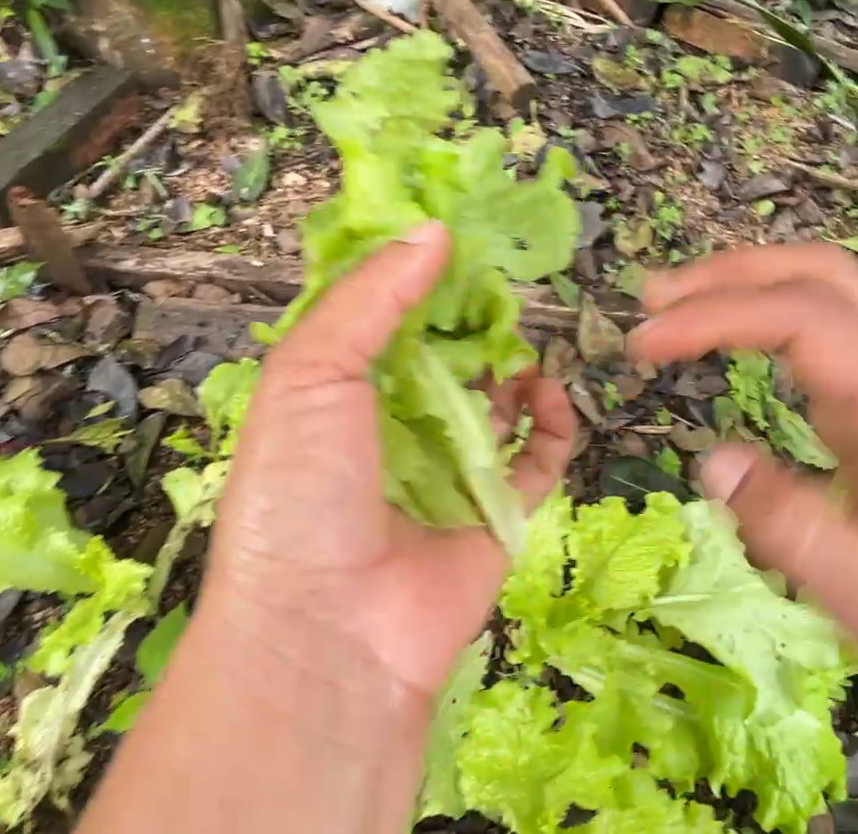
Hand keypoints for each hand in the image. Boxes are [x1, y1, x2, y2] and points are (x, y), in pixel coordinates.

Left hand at [199, 221, 575, 698]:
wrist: (329, 628)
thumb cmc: (303, 487)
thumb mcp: (312, 371)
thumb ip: (372, 296)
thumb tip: (435, 228)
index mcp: (340, 389)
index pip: (386, 318)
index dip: (419, 277)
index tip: (456, 234)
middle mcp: (395, 426)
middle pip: (448, 354)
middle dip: (475, 317)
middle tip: (501, 282)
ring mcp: (449, 470)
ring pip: (498, 398)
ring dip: (513, 365)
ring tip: (516, 348)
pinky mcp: (499, 512)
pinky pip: (541, 457)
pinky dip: (555, 423)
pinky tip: (547, 396)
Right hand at [628, 244, 857, 744]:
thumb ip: (793, 528)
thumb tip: (712, 460)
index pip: (810, 321)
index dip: (720, 316)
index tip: (645, 344)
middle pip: (824, 277)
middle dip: (730, 275)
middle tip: (650, 301)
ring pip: (826, 292)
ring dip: (744, 285)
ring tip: (670, 307)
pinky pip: (822, 333)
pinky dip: (760, 317)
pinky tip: (721, 339)